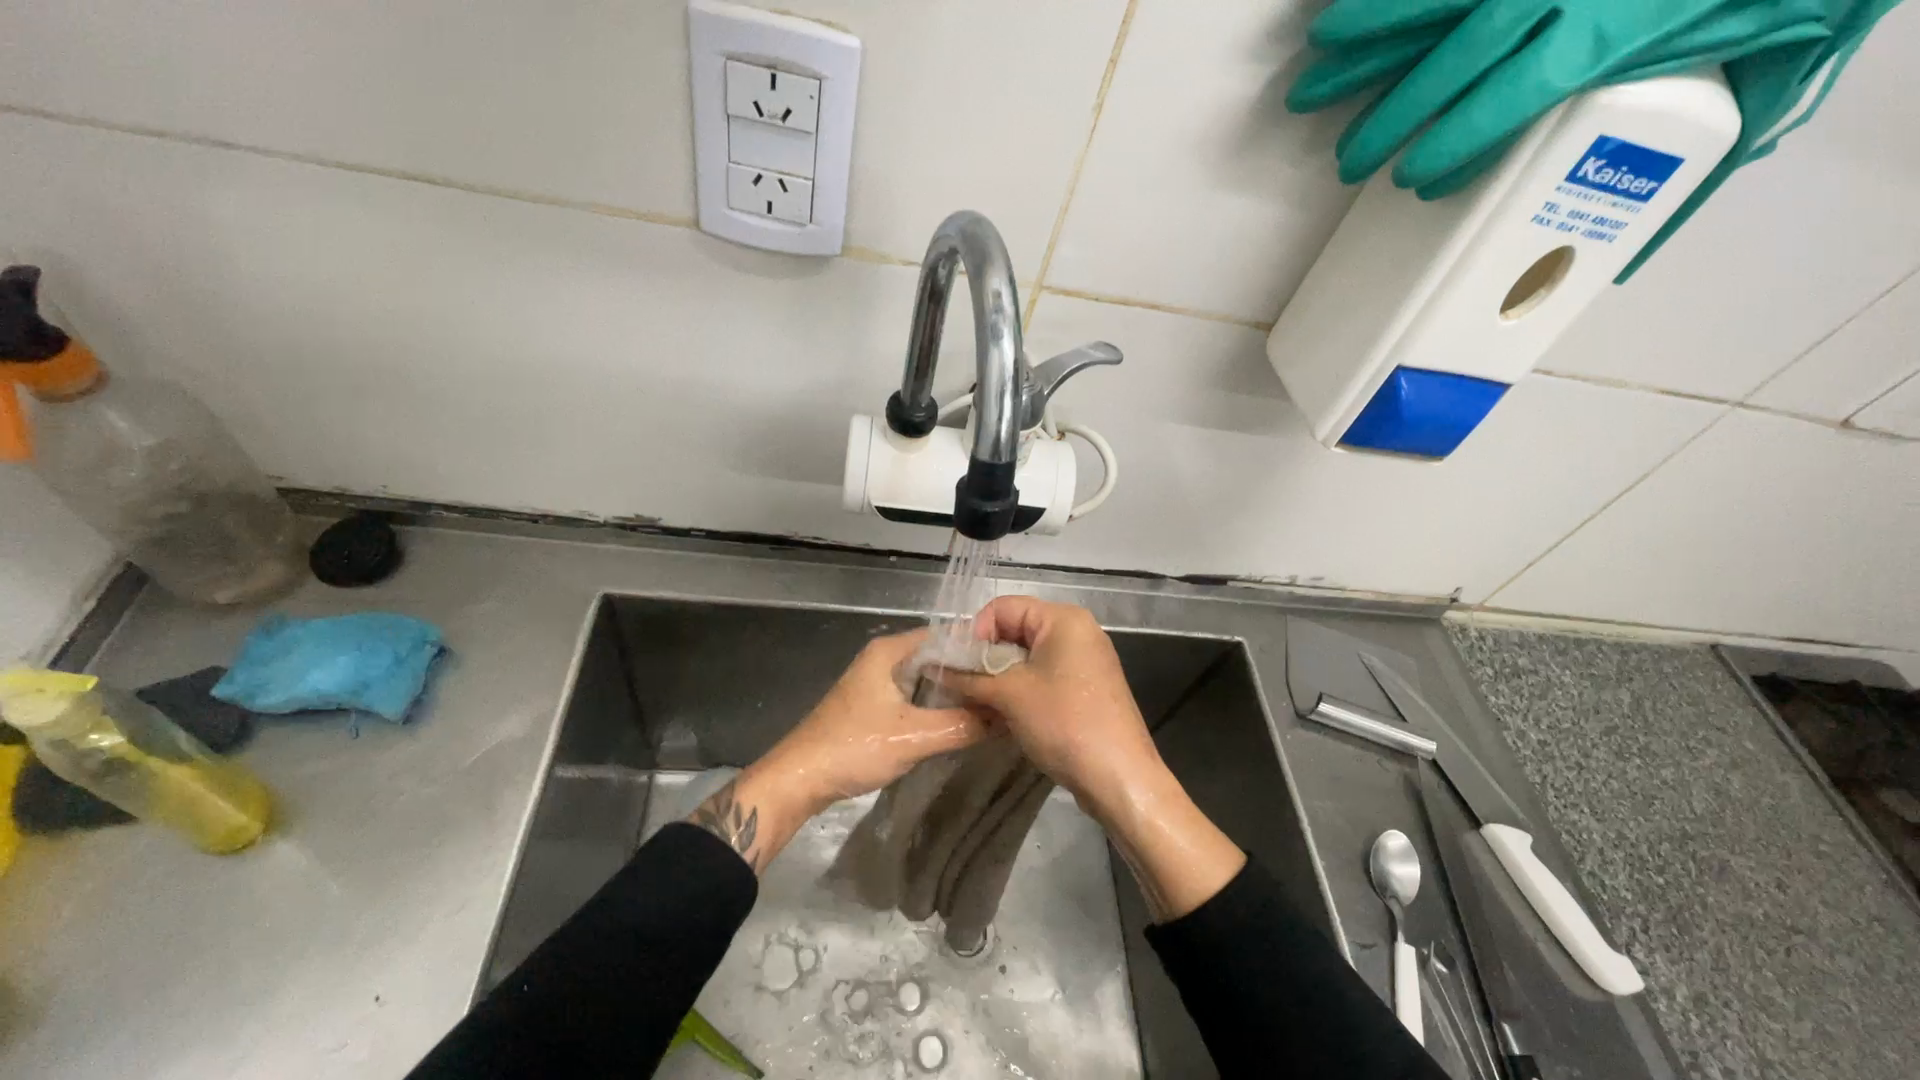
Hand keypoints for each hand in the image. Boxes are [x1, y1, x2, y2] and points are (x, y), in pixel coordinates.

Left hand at [688, 629, 988, 873]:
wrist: (800, 780)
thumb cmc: (854, 748)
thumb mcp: (915, 737)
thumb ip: (964, 725)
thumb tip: (1008, 717)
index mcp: (890, 651)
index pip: (947, 635)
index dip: (980, 648)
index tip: (1012, 667)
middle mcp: (884, 659)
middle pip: (939, 658)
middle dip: (971, 673)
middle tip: (1010, 690)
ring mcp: (878, 683)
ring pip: (928, 681)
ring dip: (956, 693)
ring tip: (995, 706)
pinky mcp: (875, 707)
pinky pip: (917, 698)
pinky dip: (938, 707)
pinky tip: (962, 724)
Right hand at [942, 597, 1244, 919]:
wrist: (1119, 777)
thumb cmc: (1064, 723)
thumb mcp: (1009, 695)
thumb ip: (969, 676)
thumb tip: (936, 668)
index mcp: (1063, 619)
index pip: (1003, 607)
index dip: (974, 632)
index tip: (954, 666)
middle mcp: (1077, 632)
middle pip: (1014, 631)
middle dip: (983, 657)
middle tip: (957, 686)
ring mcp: (1083, 662)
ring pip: (1026, 658)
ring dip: (997, 678)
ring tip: (974, 703)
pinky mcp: (1083, 689)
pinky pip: (1041, 678)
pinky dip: (1018, 691)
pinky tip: (1000, 716)